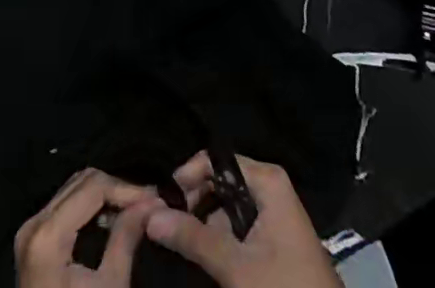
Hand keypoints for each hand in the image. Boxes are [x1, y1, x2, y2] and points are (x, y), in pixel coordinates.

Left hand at [16, 168, 164, 287]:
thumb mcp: (110, 286)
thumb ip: (127, 238)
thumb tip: (151, 202)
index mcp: (48, 234)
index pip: (94, 187)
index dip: (127, 188)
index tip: (156, 199)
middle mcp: (34, 223)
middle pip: (82, 181)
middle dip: (118, 188)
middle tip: (148, 202)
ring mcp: (30, 229)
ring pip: (74, 188)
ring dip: (105, 194)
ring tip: (134, 208)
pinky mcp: (32, 238)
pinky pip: (65, 203)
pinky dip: (90, 204)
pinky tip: (111, 218)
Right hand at [143, 153, 341, 287]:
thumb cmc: (284, 286)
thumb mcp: (236, 266)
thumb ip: (193, 238)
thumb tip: (150, 214)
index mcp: (266, 180)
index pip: (215, 160)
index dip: (185, 177)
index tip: (158, 202)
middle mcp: (267, 187)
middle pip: (216, 182)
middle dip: (189, 202)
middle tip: (157, 224)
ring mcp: (267, 213)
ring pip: (221, 208)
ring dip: (197, 224)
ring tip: (170, 240)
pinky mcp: (266, 238)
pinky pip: (232, 227)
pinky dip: (211, 238)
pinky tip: (193, 252)